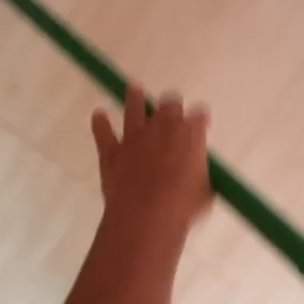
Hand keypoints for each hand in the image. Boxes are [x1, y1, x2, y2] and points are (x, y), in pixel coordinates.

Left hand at [91, 84, 213, 238]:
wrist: (144, 216)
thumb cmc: (182, 208)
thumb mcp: (205, 193)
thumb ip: (202, 176)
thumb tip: (200, 176)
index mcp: (190, 135)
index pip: (199, 116)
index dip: (200, 119)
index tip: (201, 122)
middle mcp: (162, 127)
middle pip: (169, 104)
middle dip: (172, 105)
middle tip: (172, 107)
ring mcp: (134, 137)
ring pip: (134, 107)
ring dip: (135, 97)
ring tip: (135, 88)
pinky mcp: (111, 150)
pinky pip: (103, 131)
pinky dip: (100, 123)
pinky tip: (98, 115)